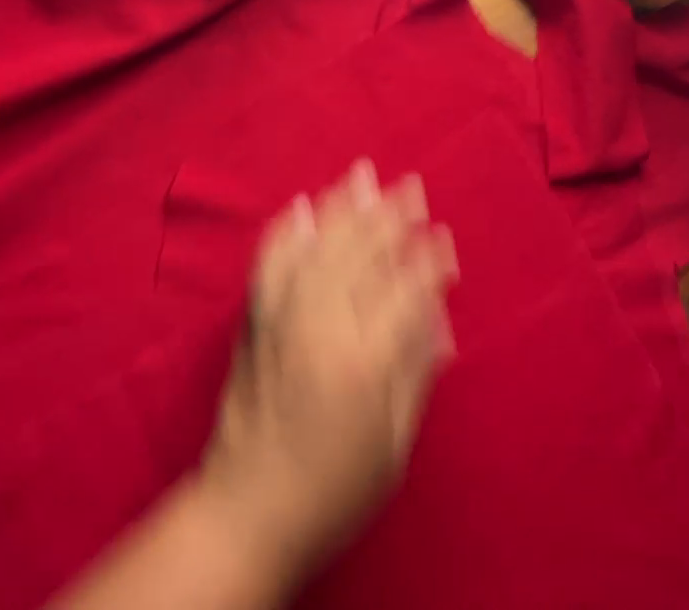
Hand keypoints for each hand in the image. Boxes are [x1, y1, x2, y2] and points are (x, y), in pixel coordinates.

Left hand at [200, 160, 458, 574]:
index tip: (443, 237)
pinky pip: (269, 266)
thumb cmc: (333, 492)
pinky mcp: (252, 326)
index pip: (405, 292)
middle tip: (410, 184)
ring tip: (362, 175)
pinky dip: (286, 233)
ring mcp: (280, 322)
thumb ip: (414, 373)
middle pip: (359, 256)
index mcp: (364, 362)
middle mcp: (320, 329)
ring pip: (316, 250)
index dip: (427, 262)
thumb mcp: (393, 444)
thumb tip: (435, 317)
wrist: (246, 513)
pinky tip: (299, 208)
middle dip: (388, 216)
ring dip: (341, 210)